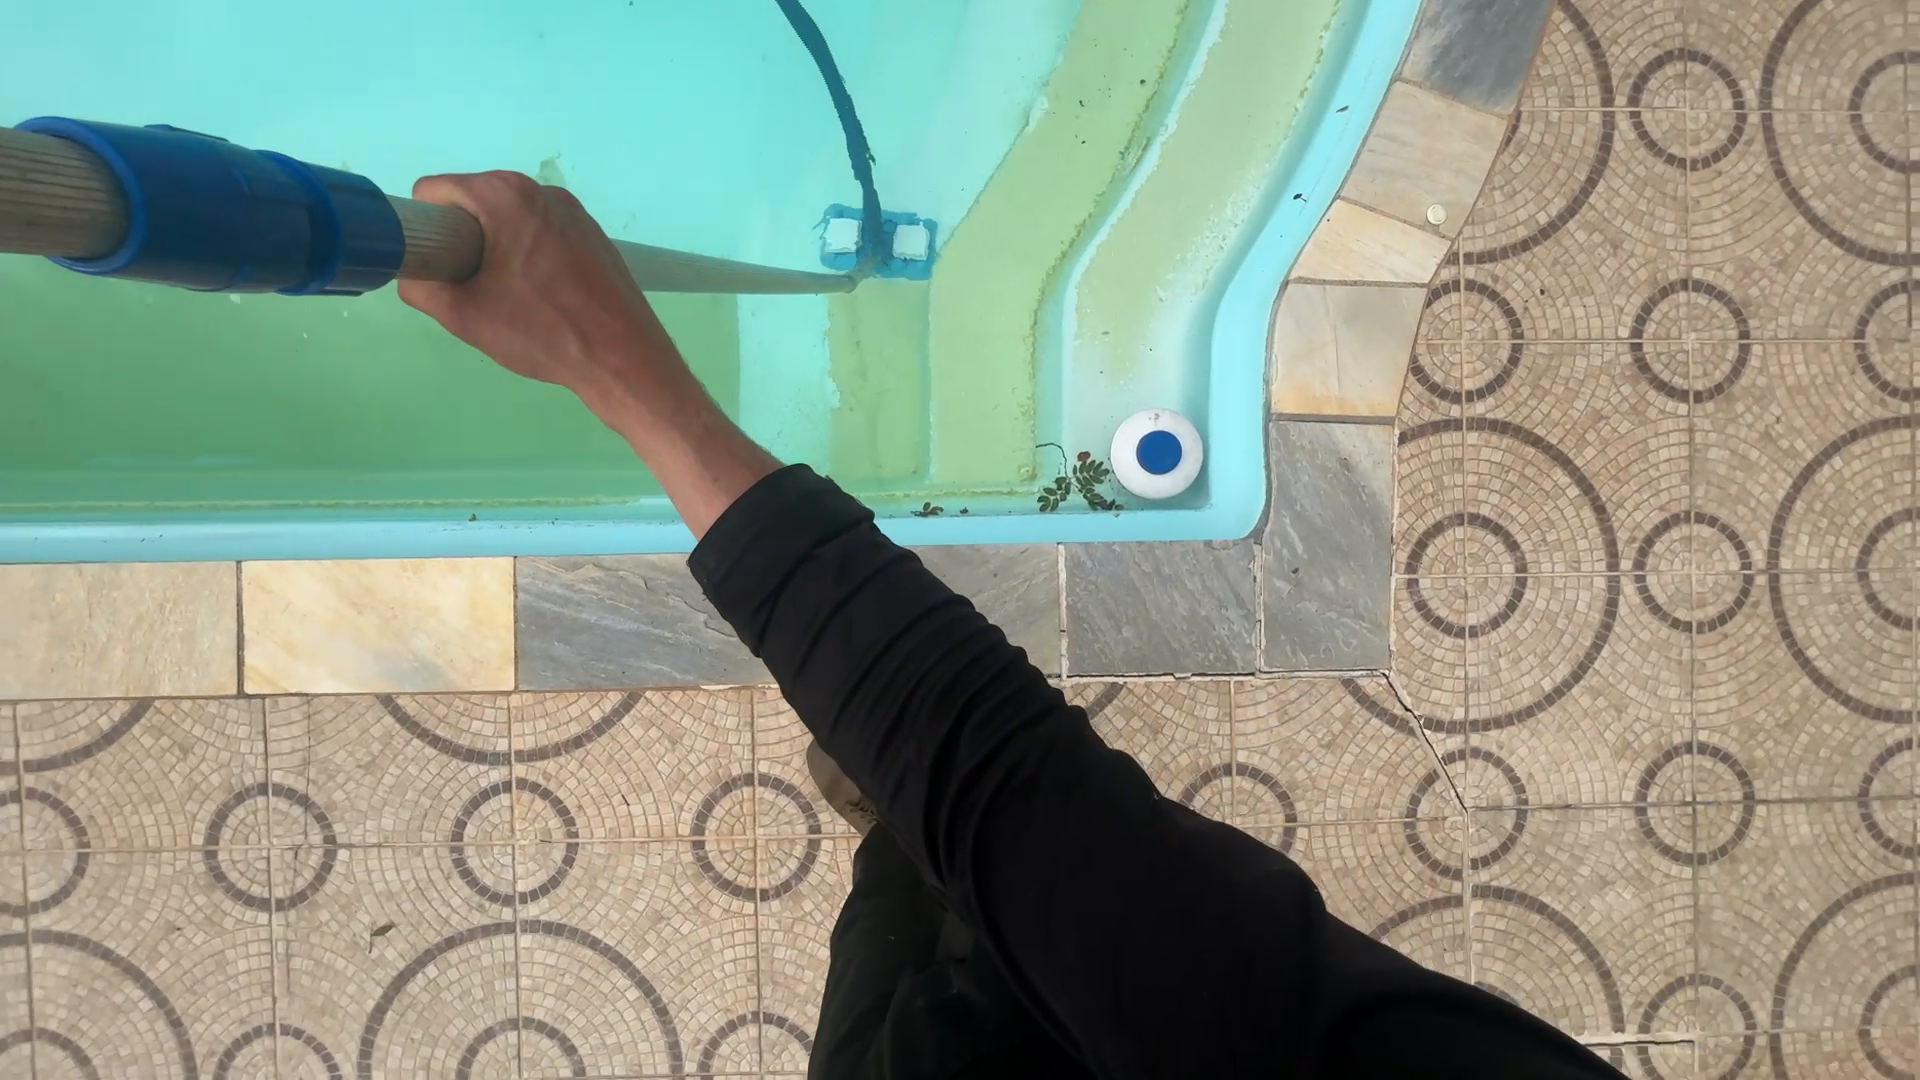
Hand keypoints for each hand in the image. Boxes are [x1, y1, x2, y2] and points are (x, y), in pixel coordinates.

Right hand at [398, 169, 780, 536]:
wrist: (626, 362)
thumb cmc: (545, 333)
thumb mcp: (463, 314)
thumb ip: (420, 286)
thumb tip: (416, 276)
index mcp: (506, 194)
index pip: (436, 193)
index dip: (427, 230)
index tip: (441, 268)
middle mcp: (545, 192)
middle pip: (477, 205)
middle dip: (466, 242)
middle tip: (479, 290)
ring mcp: (579, 215)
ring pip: (514, 225)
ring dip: (502, 253)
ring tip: (516, 299)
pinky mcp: (600, 241)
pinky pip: (548, 240)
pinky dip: (535, 260)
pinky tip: (548, 300)